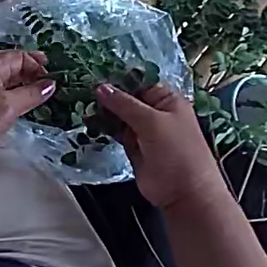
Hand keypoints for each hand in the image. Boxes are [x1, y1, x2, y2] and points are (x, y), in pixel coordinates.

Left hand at [0, 50, 54, 178]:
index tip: (52, 71)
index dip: (34, 61)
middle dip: (32, 72)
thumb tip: (50, 84)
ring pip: (9, 85)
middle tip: (52, 82)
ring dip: (27, 88)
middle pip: (12, 68)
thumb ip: (31, 94)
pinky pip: (6, 102)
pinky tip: (31, 109)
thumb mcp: (7, 105)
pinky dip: (20, 102)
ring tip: (46, 95)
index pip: (15, 56)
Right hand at [93, 82, 227, 212]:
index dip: (119, 77)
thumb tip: (101, 87)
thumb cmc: (177, 151)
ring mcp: (144, 130)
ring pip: (120, 115)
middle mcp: (155, 112)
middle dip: (108, 94)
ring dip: (104, 110)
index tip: (95, 72)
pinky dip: (104, 126)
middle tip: (82, 85)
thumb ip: (125, 104)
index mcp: (167, 100)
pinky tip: (89, 119)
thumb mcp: (151, 121)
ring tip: (82, 102)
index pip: (140, 81)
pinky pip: (117, 131)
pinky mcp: (133, 147)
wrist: (184, 194)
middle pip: (128, 98)